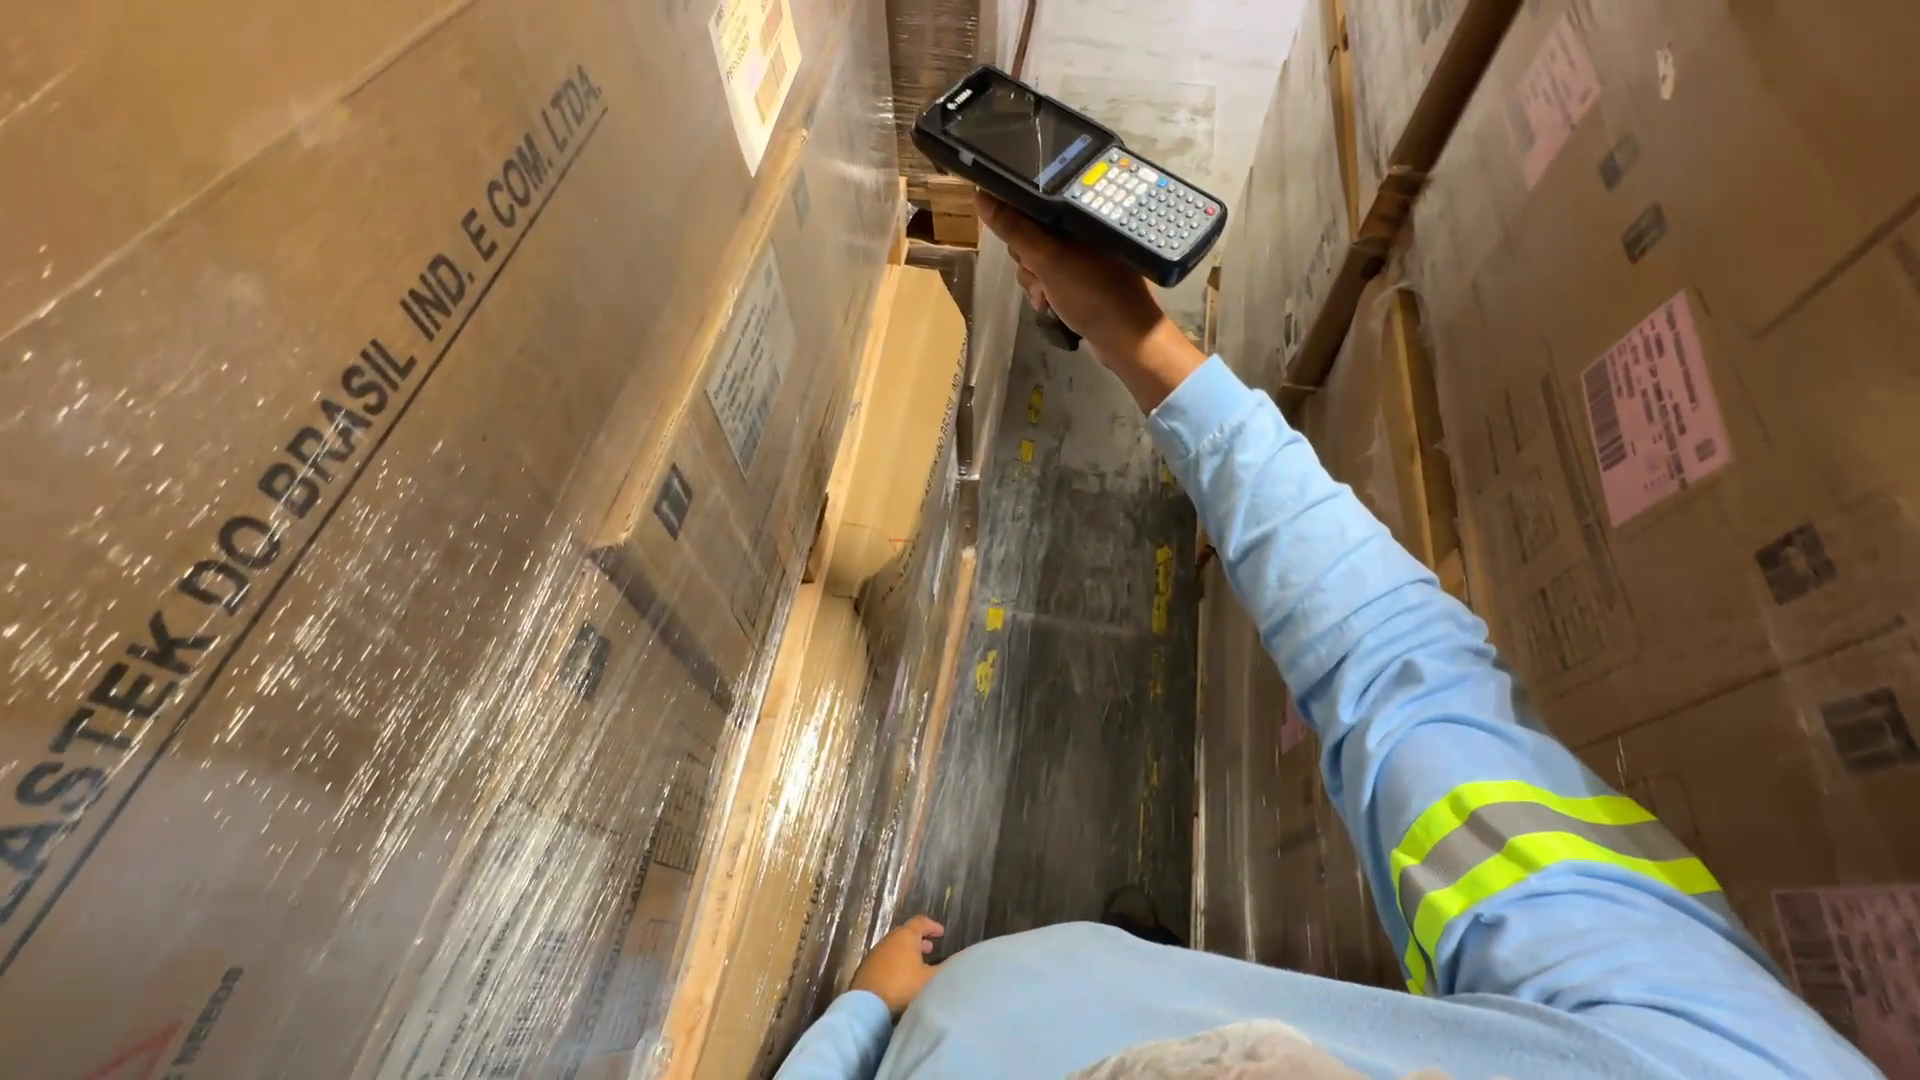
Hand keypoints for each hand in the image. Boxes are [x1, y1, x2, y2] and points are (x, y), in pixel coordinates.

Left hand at [848, 914, 944, 1017]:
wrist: (867, 1006)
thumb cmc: (903, 987)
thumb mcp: (930, 979)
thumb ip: (944, 969)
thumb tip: (956, 962)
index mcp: (905, 936)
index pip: (920, 922)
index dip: (932, 926)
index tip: (941, 933)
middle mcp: (889, 940)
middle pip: (906, 934)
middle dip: (919, 940)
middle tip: (930, 949)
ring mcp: (875, 954)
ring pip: (895, 947)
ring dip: (907, 953)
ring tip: (917, 965)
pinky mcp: (866, 968)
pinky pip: (885, 959)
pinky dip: (896, 962)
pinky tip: (901, 977)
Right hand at [975, 191, 1204, 410]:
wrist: (1124, 338)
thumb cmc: (1090, 292)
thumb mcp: (1047, 259)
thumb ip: (1014, 228)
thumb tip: (982, 195)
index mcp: (1079, 213)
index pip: (1033, 205)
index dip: (1018, 226)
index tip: (1019, 248)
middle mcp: (1082, 229)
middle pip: (1032, 235)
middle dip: (1027, 262)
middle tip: (1040, 277)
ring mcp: (1084, 256)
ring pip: (1038, 262)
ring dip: (1035, 282)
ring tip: (1048, 298)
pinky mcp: (1084, 279)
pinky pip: (1052, 278)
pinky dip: (1047, 292)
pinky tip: (1051, 306)